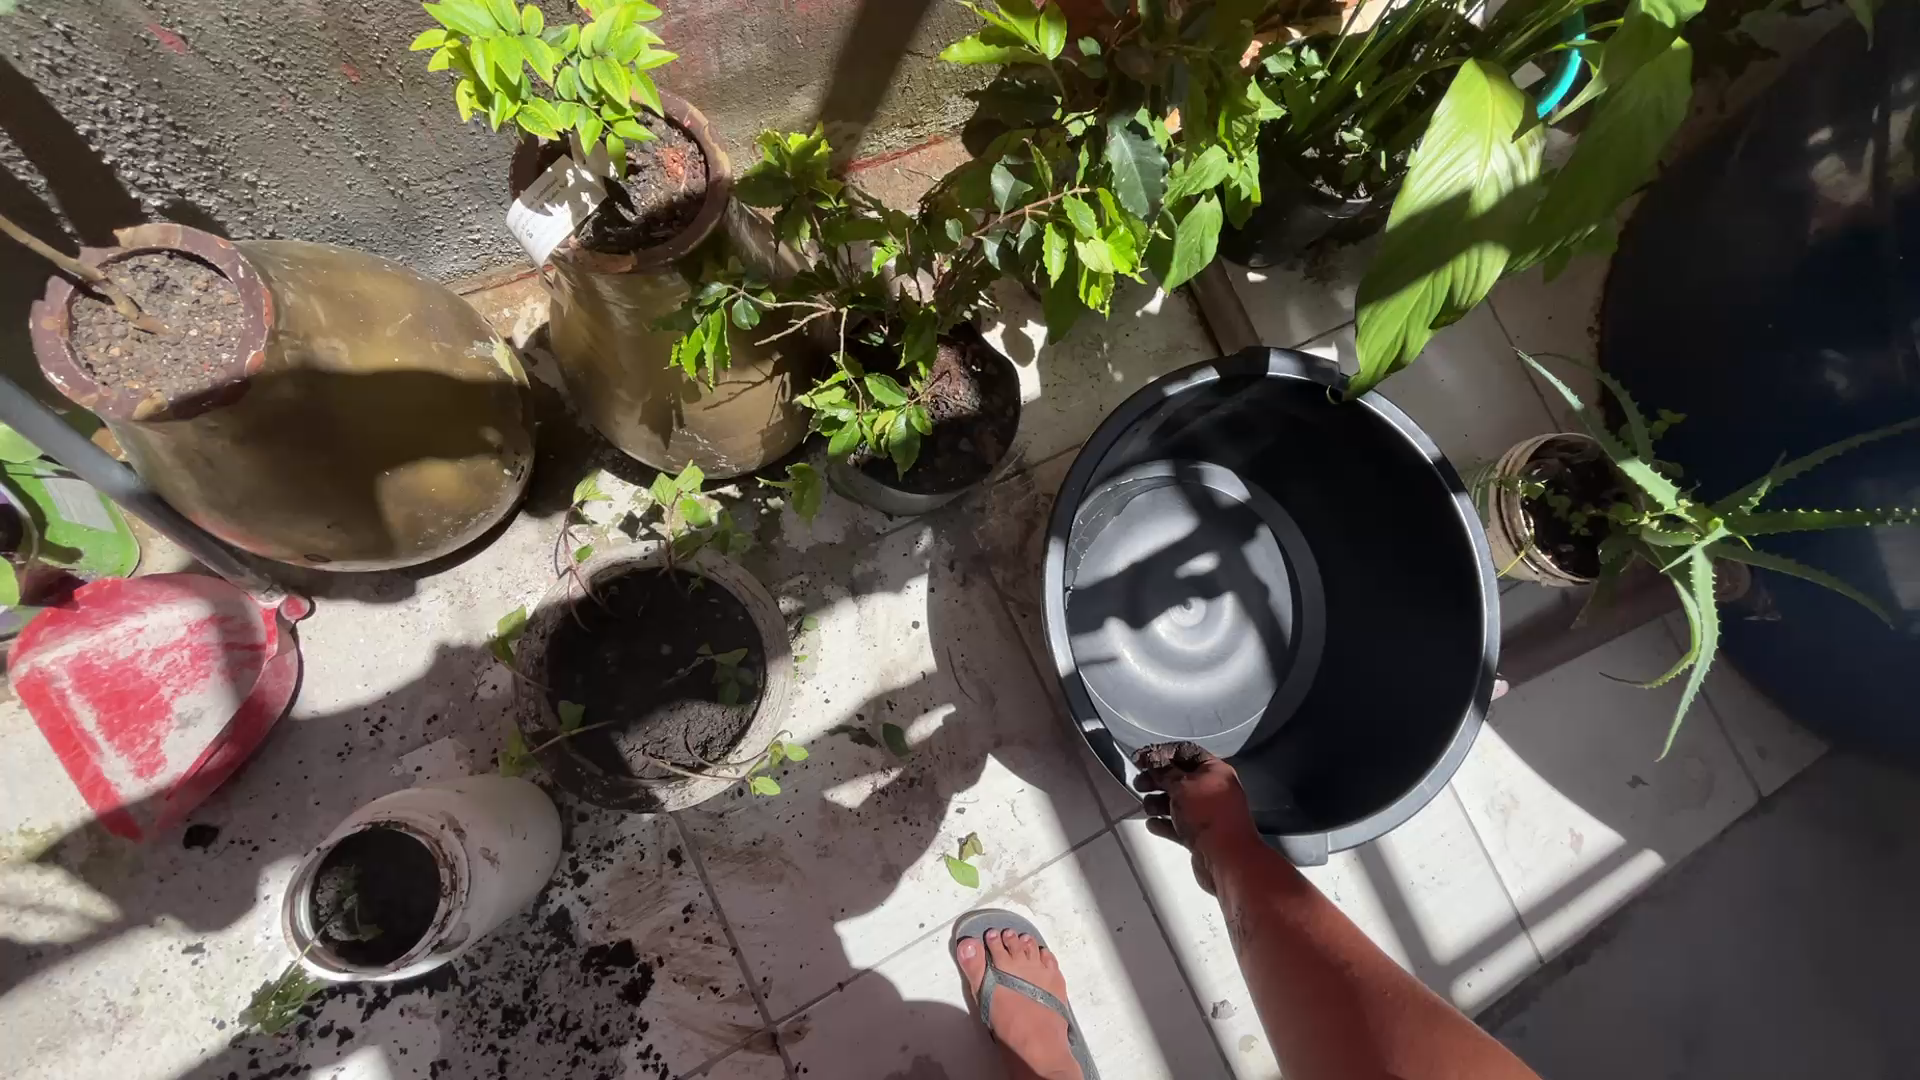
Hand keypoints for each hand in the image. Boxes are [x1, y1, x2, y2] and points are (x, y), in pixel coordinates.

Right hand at [1133, 741, 1258, 894]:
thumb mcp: (1181, 786)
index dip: (1160, 752)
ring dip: (1158, 802)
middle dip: (1156, 779)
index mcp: (1213, 771)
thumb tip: (1150, 757)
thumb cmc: (1206, 815)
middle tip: (1138, 784)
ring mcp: (1206, 814)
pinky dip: (1164, 823)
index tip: (1139, 759)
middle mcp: (1211, 789)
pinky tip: (1152, 824)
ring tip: (1147, 807)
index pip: (1184, 752)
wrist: (1227, 861)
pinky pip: (1178, 823)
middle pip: (1178, 777)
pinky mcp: (1200, 835)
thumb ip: (1163, 770)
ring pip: (1176, 802)